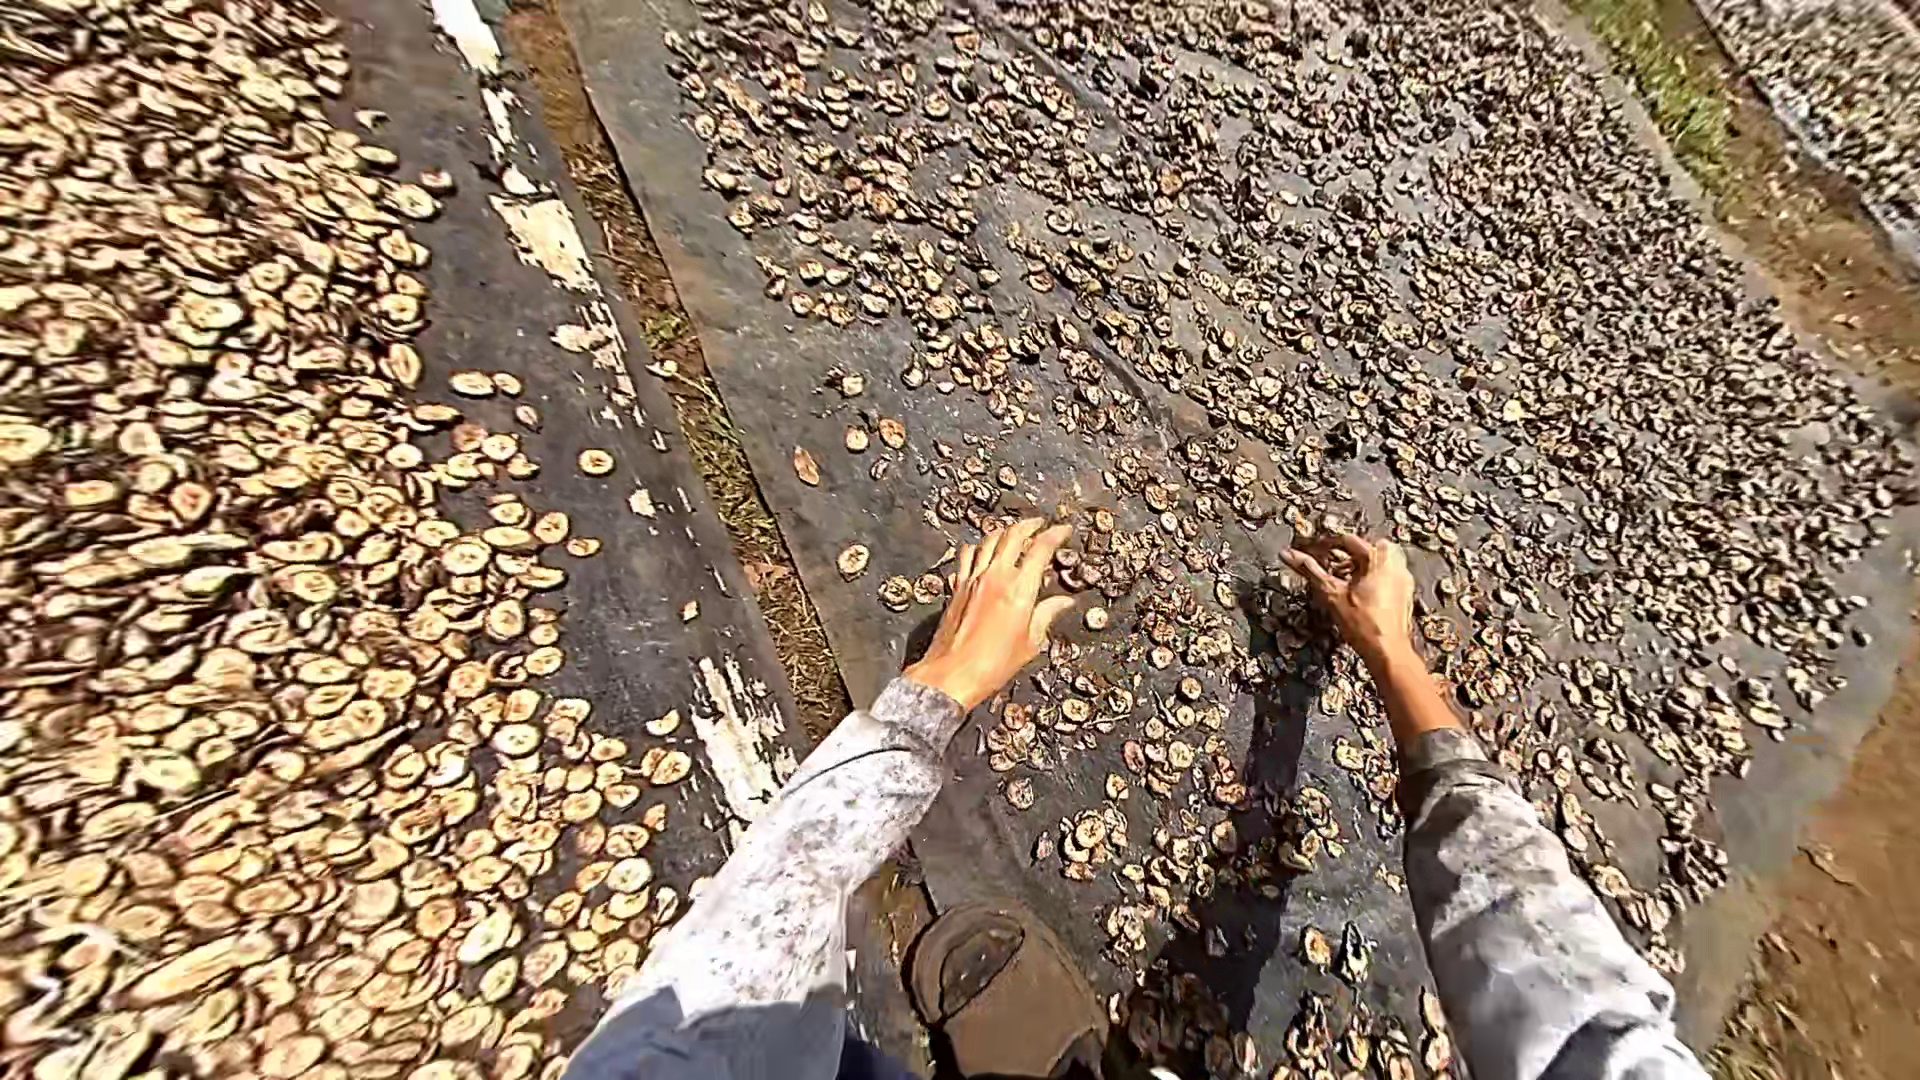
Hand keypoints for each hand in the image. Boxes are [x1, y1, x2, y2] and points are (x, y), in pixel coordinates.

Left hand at [904, 517, 1075, 709]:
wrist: (952, 674)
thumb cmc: (993, 664)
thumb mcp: (1030, 642)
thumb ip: (1046, 615)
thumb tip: (1063, 602)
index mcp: (1019, 589)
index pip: (1041, 548)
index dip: (1055, 534)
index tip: (1064, 530)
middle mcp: (995, 577)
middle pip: (1013, 535)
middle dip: (1030, 525)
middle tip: (1040, 524)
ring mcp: (973, 579)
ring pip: (989, 540)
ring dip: (1004, 532)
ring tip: (1014, 532)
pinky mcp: (957, 587)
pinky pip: (967, 556)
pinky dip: (978, 547)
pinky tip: (982, 550)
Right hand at [1281, 532, 1414, 667]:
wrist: (1387, 650)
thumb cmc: (1362, 623)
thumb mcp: (1330, 592)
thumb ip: (1309, 569)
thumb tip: (1287, 554)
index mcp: (1378, 559)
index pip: (1347, 539)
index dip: (1325, 543)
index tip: (1311, 550)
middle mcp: (1395, 564)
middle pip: (1365, 547)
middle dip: (1344, 552)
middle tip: (1325, 562)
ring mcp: (1402, 578)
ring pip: (1376, 559)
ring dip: (1356, 563)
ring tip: (1339, 577)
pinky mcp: (1404, 591)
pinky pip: (1386, 572)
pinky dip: (1369, 574)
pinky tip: (1354, 589)